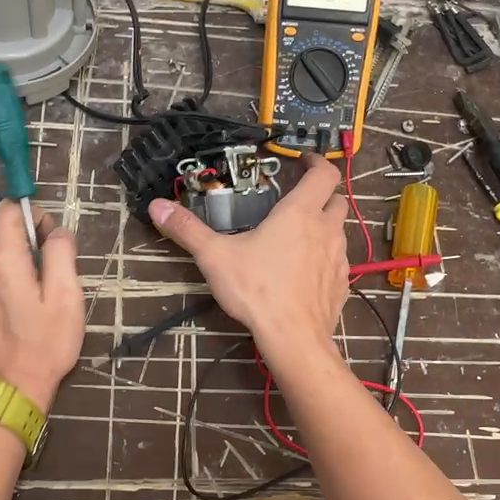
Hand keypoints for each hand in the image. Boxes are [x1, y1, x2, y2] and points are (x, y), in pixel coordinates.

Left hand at [0, 202, 83, 412]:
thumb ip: (61, 253)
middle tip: (52, 286)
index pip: (8, 211)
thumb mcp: (66, 297)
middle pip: (6, 240)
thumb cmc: (44, 345)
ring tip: (36, 308)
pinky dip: (5, 290)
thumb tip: (56, 231)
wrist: (8, 393)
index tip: (51, 238)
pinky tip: (18, 318)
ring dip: (19, 274)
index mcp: (1, 262)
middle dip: (31, 253)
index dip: (33, 215)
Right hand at [148, 154, 349, 364]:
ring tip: (299, 235)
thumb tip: (158, 206)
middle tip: (299, 197)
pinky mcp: (341, 284)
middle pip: (337, 199)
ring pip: (339, 230)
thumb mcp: (215, 257)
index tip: (303, 161)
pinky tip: (305, 270)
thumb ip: (188, 229)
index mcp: (300, 213)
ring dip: (325, 226)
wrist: (294, 339)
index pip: (323, 174)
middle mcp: (326, 230)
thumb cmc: (257, 290)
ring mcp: (338, 258)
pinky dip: (326, 257)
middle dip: (322, 194)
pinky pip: (338, 261)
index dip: (315, 162)